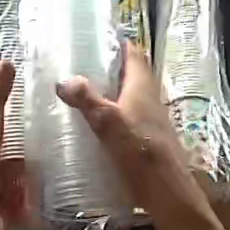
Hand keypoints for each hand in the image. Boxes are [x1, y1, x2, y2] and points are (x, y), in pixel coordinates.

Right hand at [54, 39, 194, 215]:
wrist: (165, 188)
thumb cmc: (139, 150)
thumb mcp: (107, 122)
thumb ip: (86, 100)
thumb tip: (63, 80)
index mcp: (142, 85)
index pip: (134, 53)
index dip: (118, 44)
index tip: (97, 41)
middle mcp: (150, 97)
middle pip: (132, 75)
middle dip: (111, 70)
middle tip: (83, 69)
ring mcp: (152, 119)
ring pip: (130, 98)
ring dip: (112, 95)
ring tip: (85, 97)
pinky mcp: (149, 139)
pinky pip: (129, 119)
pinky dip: (115, 117)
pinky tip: (98, 127)